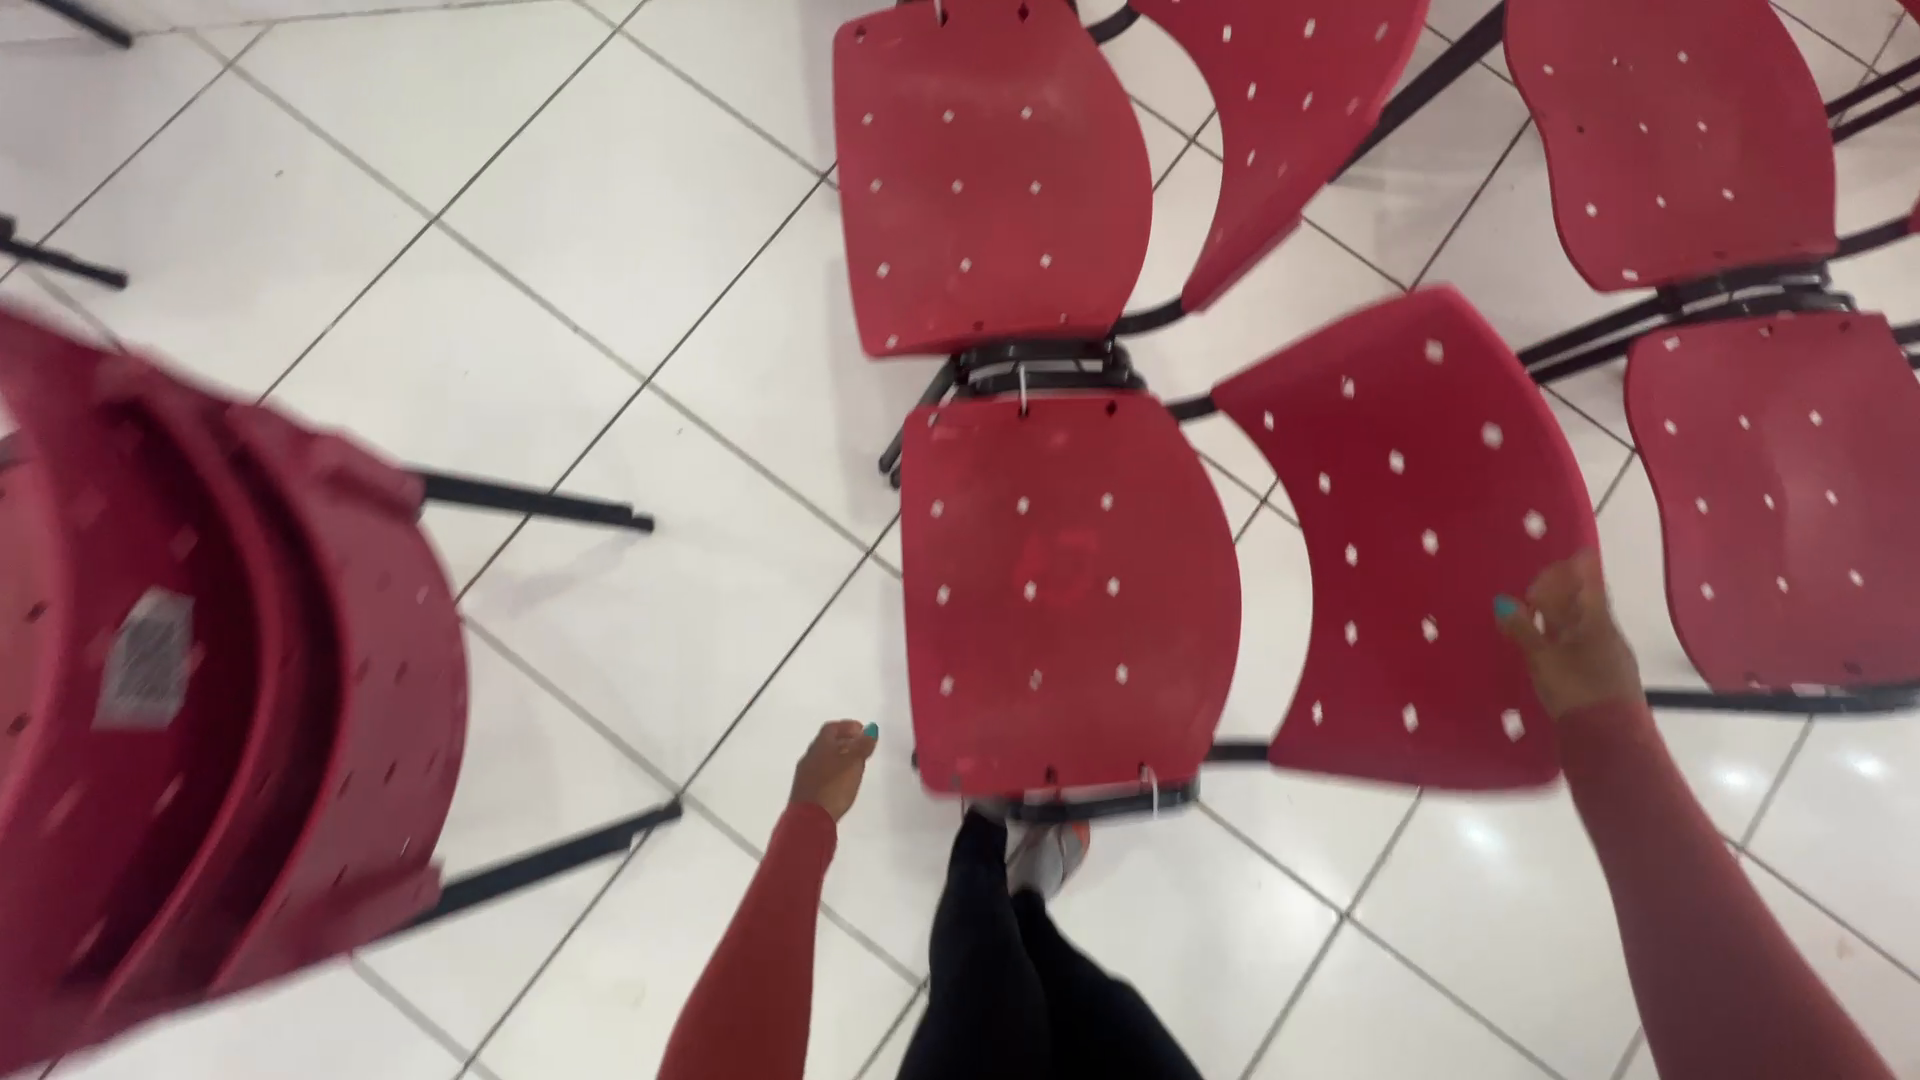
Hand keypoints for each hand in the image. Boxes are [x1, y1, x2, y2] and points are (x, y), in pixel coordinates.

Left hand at [790, 721, 878, 821]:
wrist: (809, 819)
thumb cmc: (834, 786)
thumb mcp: (853, 763)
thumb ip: (863, 746)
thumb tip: (870, 730)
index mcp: (819, 746)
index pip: (832, 728)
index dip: (847, 726)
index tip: (862, 730)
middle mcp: (809, 756)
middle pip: (827, 742)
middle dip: (845, 741)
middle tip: (861, 746)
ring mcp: (805, 774)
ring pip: (824, 758)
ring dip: (839, 757)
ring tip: (855, 764)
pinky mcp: (805, 790)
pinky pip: (821, 772)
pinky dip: (833, 770)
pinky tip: (843, 780)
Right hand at [1496, 550, 1643, 719]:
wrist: (1607, 735)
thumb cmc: (1576, 688)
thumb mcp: (1543, 658)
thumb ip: (1523, 630)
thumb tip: (1504, 603)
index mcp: (1596, 626)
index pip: (1589, 589)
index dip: (1581, 571)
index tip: (1578, 552)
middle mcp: (1604, 636)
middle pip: (1584, 606)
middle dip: (1565, 590)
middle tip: (1544, 579)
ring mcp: (1604, 656)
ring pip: (1580, 626)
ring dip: (1561, 613)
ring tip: (1539, 605)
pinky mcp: (1599, 675)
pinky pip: (1577, 643)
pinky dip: (1561, 634)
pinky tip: (1549, 638)